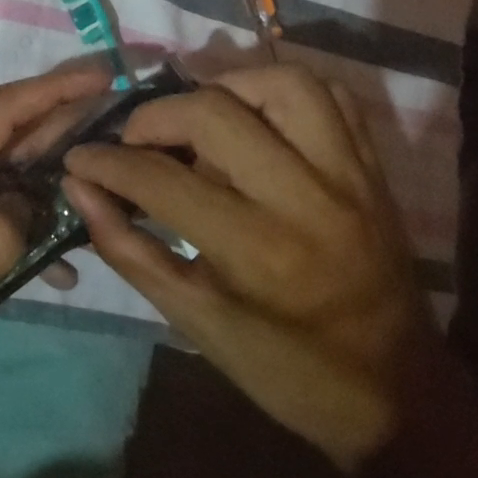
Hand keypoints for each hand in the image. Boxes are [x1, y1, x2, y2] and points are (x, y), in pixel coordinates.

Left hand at [0, 66, 111, 396]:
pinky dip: (10, 217)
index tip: (102, 72)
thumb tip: (33, 202)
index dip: (54, 86)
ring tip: (97, 204)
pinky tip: (42, 260)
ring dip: (44, 181)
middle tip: (122, 125)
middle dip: (63, 122)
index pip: (1, 112)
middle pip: (4, 133)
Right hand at [61, 65, 433, 472]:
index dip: (107, 162)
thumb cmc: (285, 369)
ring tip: (196, 114)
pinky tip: (253, 113)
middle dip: (155, 117)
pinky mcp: (374, 168)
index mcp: (258, 253)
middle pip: (216, 113)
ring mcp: (350, 177)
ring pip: (283, 84)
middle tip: (133, 139)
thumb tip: (79, 189)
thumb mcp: (196, 322)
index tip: (80, 157)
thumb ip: (130, 249)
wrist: (397, 393)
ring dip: (226, 86)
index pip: (163, 179)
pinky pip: (332, 96)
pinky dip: (283, 90)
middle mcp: (307, 200)